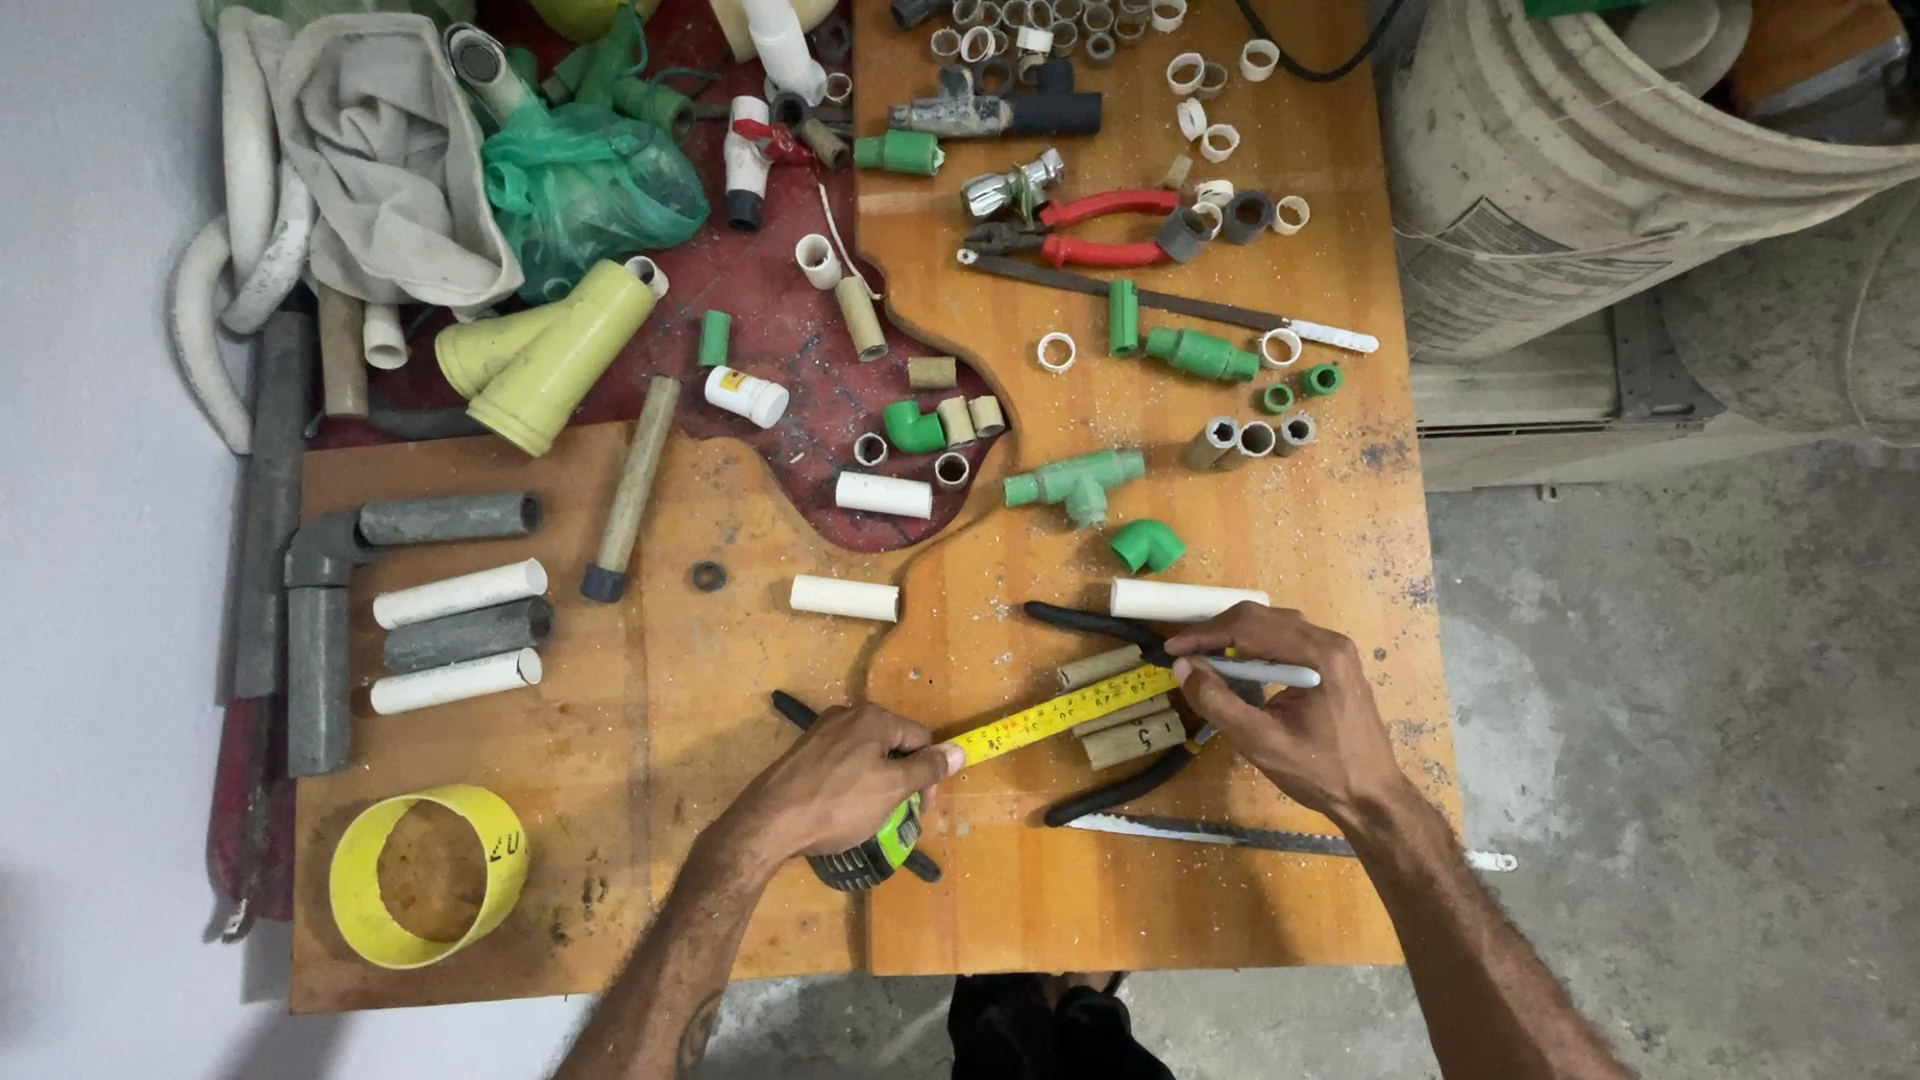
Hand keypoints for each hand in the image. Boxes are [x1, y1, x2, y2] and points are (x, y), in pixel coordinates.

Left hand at [715, 704, 961, 865]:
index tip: (922, 808)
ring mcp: (822, 732)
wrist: (769, 822)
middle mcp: (848, 715)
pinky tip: (842, 807)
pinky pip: (842, 762)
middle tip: (897, 813)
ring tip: (869, 814)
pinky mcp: (803, 752)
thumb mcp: (892, 788)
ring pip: (867, 754)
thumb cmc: (838, 804)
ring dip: (878, 782)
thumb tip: (960, 750)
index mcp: (874, 717)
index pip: (921, 739)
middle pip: (894, 744)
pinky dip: (852, 782)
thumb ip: (928, 768)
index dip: (929, 774)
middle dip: (903, 778)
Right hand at [1164, 602, 1408, 823]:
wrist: (1374, 798)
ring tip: (1204, 658)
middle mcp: (1330, 641)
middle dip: (1216, 631)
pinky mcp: (1333, 661)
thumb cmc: (1320, 773)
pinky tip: (1238, 666)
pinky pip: (1285, 638)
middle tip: (1183, 653)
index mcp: (1318, 655)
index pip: (1248, 626)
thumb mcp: (1260, 742)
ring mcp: (1335, 650)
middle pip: (1260, 617)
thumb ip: (1217, 701)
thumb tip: (1183, 667)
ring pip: (1272, 624)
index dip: (1204, 634)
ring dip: (1234, 636)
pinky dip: (1254, 646)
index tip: (1172, 649)